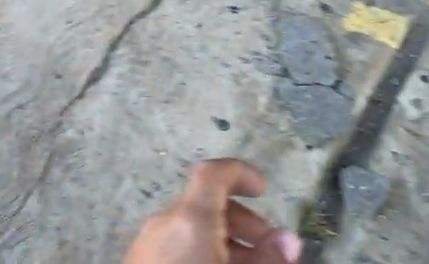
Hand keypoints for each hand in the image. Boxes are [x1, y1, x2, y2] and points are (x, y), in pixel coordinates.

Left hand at [123, 158, 303, 263]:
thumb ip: (266, 260)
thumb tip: (290, 239)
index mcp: (189, 218)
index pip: (212, 174)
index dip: (240, 174)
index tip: (265, 190)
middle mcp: (164, 222)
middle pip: (205, 203)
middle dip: (242, 221)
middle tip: (272, 251)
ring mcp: (146, 245)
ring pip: (191, 228)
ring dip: (224, 241)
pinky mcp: (138, 263)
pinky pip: (176, 246)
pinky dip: (202, 253)